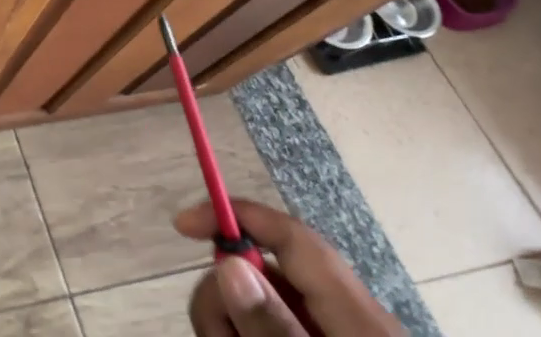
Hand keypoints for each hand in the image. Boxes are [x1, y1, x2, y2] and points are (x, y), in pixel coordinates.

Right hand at [176, 199, 400, 336]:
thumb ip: (275, 327)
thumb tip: (228, 262)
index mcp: (357, 313)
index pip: (292, 236)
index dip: (236, 216)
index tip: (182, 225)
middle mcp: (344, 314)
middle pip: (262, 272)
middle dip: (222, 294)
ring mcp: (329, 332)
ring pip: (254, 300)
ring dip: (226, 322)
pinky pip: (265, 325)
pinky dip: (240, 334)